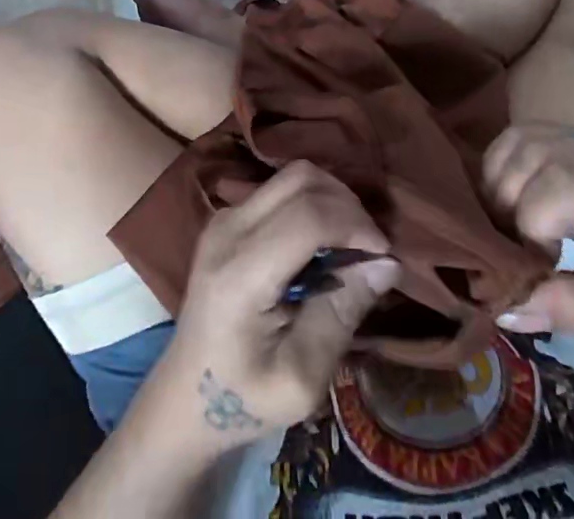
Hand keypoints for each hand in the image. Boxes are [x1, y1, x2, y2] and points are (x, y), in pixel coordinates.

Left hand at [157, 161, 400, 443]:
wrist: (185, 394)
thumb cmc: (243, 397)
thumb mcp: (302, 378)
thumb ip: (341, 314)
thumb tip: (387, 263)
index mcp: (240, 273)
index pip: (308, 216)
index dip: (356, 226)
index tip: (384, 257)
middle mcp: (227, 231)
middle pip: (300, 179)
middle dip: (348, 205)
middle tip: (370, 249)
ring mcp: (223, 219)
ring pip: (291, 177)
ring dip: (331, 200)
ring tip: (350, 245)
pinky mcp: (226, 219)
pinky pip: (279, 190)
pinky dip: (312, 203)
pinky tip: (323, 244)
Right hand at [482, 123, 573, 366]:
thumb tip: (509, 310)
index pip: (568, 183)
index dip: (532, 222)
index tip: (540, 267)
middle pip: (537, 153)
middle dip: (508, 204)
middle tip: (518, 253)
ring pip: (525, 139)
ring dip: (501, 183)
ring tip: (515, 231)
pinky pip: (532, 138)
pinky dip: (508, 170)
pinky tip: (520, 207)